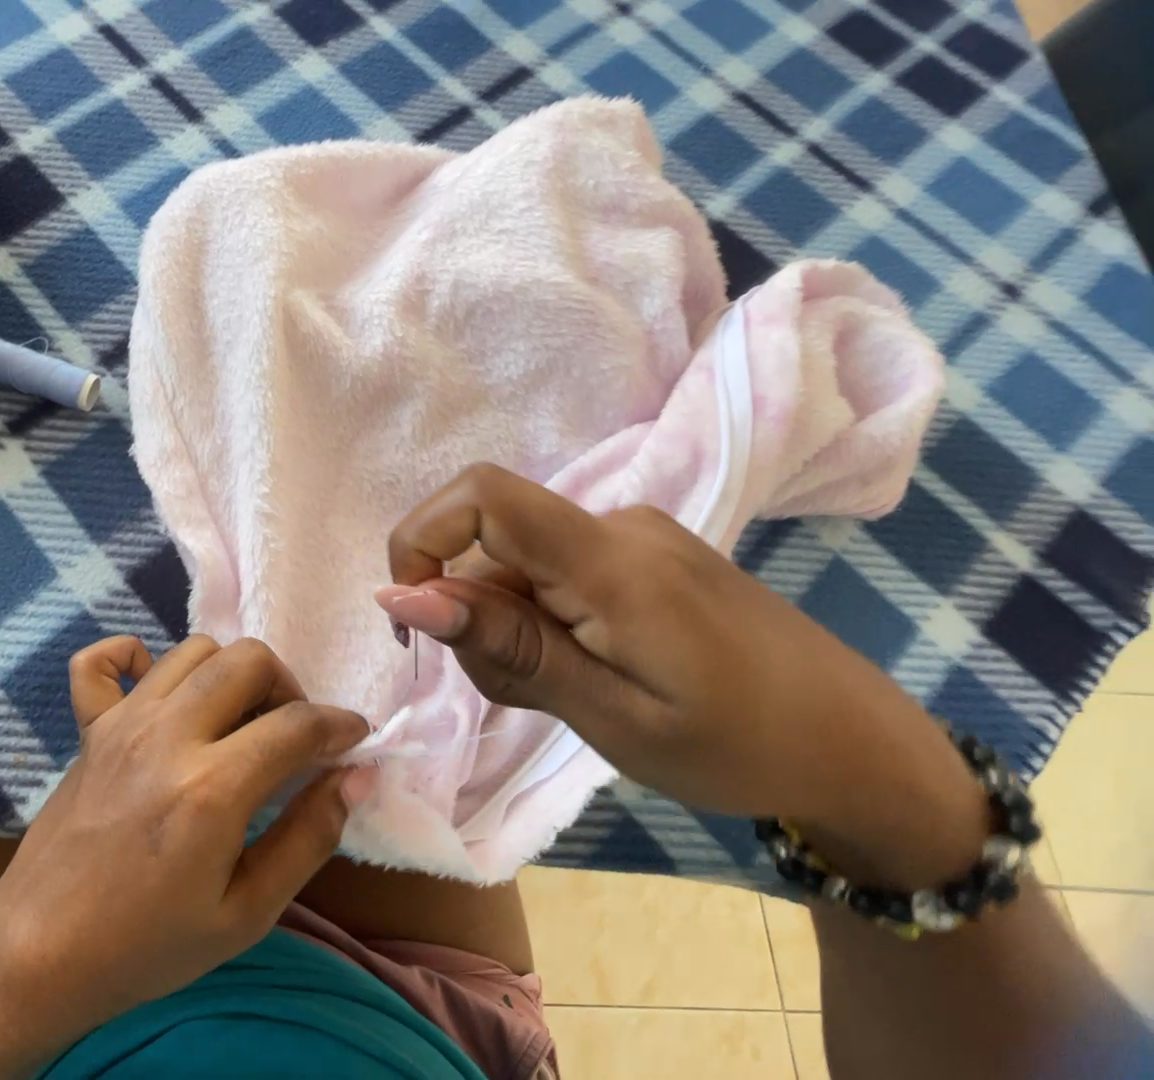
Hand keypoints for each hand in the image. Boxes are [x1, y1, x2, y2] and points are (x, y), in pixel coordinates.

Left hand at [0, 636, 371, 1047]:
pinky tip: (157, 691)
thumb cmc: (148, 947)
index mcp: (212, 788)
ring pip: (192, 650)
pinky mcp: (87, 728)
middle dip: (288, 688)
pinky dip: (135, 659)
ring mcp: (121, 723)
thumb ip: (308, 837)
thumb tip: (355, 778)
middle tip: (292, 736)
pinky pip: (100, 661)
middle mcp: (167, 735)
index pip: (297, 724)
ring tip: (237, 721)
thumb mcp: (247, 914)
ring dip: (229, 673)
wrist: (40, 953)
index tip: (354, 740)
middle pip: (248, 660)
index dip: (340, 726)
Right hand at [376, 464, 986, 887]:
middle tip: (523, 696)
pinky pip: (554, 574)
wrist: (860, 748)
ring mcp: (634, 538)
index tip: (415, 623)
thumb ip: (507, 648)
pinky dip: (540, 624)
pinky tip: (584, 674)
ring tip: (566, 695)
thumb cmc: (737, 748)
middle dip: (472, 618)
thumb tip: (401, 597)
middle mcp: (617, 527)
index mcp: (612, 561)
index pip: (482, 495)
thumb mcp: (608, 714)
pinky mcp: (643, 558)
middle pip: (490, 545)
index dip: (421, 540)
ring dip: (508, 630)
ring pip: (516, 567)